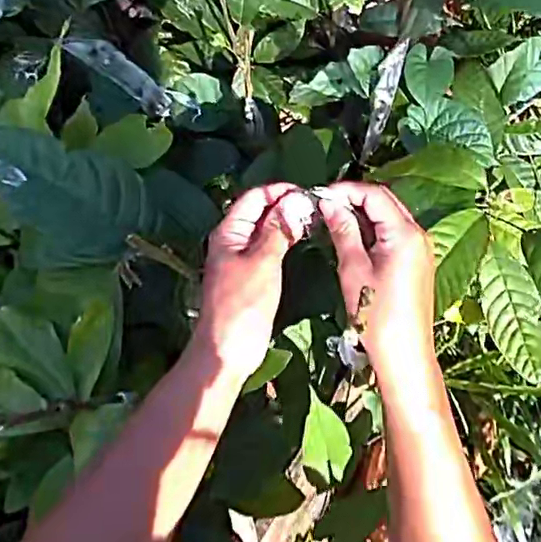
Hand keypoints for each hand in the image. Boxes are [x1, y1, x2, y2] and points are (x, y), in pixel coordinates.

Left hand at [195, 184, 311, 378]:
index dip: (278, 191)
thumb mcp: (263, 263)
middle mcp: (231, 240)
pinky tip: (299, 240)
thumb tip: (293, 201)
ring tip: (312, 218)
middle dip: (283, 204)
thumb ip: (277, 230)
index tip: (306, 192)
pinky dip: (282, 240)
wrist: (226, 350)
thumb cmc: (243, 305)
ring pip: (263, 230)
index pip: (253, 198)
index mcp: (228, 232)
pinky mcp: (249, 275)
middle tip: (314, 205)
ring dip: (284, 222)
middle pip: (258, 212)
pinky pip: (266, 248)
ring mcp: (239, 258)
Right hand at [314, 183, 435, 376]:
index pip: (374, 194)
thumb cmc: (376, 315)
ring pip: (388, 215)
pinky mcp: (416, 261)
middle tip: (324, 204)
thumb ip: (342, 230)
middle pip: (384, 201)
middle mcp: (418, 235)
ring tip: (332, 217)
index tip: (320, 196)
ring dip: (361, 212)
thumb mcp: (353, 268)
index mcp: (405, 234)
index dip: (345, 190)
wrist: (404, 356)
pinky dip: (371, 228)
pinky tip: (349, 235)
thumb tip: (329, 203)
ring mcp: (420, 249)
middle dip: (353, 197)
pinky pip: (392, 232)